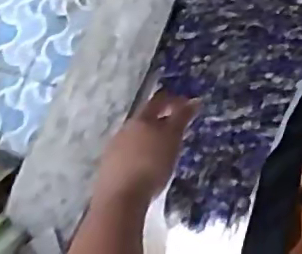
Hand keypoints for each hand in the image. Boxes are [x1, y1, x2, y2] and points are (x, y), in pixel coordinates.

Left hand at [90, 89, 199, 207]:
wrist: (118, 202)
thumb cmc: (150, 165)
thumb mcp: (172, 138)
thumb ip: (182, 117)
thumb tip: (194, 100)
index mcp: (142, 118)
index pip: (159, 100)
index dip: (173, 100)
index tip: (186, 105)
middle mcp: (125, 128)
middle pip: (145, 119)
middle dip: (159, 122)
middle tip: (174, 132)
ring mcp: (113, 149)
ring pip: (134, 138)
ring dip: (147, 141)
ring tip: (159, 153)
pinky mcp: (106, 170)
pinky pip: (125, 156)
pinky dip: (136, 157)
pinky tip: (142, 170)